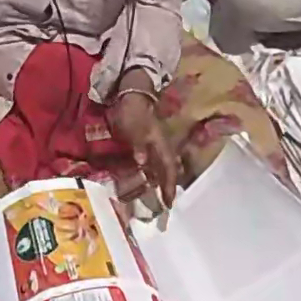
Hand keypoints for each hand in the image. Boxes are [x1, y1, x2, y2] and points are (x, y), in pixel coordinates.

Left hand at [109, 89, 179, 206]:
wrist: (130, 96)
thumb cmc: (133, 111)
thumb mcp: (135, 127)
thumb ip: (139, 144)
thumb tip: (142, 162)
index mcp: (162, 144)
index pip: (169, 168)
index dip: (169, 186)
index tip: (169, 203)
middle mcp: (161, 146)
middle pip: (167, 170)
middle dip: (167, 187)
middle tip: (165, 205)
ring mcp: (153, 145)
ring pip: (159, 167)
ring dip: (159, 181)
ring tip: (156, 198)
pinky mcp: (144, 144)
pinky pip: (150, 162)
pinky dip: (149, 173)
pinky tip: (145, 181)